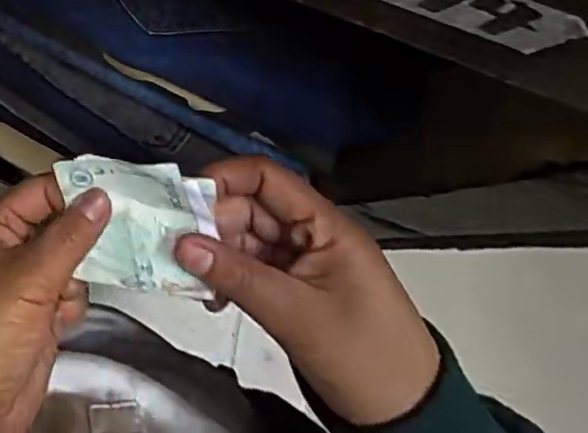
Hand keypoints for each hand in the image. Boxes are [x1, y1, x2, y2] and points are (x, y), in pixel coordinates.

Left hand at [0, 175, 111, 432]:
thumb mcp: (31, 277)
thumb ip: (69, 236)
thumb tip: (99, 198)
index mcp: (2, 226)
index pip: (46, 189)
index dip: (77, 189)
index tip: (112, 191)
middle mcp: (18, 244)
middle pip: (66, 219)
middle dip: (85, 234)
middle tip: (113, 234)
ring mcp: (34, 275)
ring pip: (76, 252)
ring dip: (79, 273)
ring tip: (67, 291)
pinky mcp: (47, 303)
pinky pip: (77, 285)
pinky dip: (74, 300)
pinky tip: (60, 318)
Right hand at [174, 157, 438, 424]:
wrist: (407, 415)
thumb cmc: (372, 359)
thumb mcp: (297, 314)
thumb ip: (238, 277)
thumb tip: (186, 245)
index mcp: (324, 223)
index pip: (268, 177)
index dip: (226, 179)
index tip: (187, 197)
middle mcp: (311, 232)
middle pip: (251, 206)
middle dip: (213, 221)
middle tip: (180, 245)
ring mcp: (301, 259)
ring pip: (247, 237)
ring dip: (218, 251)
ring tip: (191, 274)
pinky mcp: (294, 286)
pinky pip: (252, 266)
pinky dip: (229, 275)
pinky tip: (213, 292)